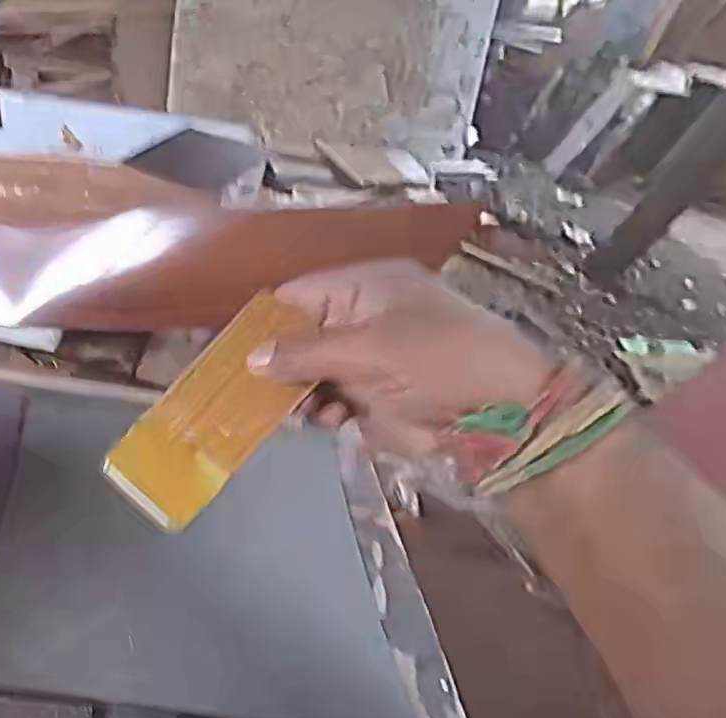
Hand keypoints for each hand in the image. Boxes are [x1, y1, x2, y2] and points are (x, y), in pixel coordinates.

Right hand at [249, 260, 552, 458]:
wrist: (497, 414)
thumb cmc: (439, 361)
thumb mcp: (369, 348)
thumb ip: (304, 352)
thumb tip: (251, 358)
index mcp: (363, 289)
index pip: (295, 296)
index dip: (260, 321)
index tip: (228, 349)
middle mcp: (357, 320)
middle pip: (293, 339)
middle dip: (273, 365)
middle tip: (250, 389)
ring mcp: (360, 359)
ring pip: (301, 375)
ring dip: (294, 394)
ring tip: (301, 410)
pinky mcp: (363, 394)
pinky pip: (320, 400)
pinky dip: (317, 411)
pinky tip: (331, 419)